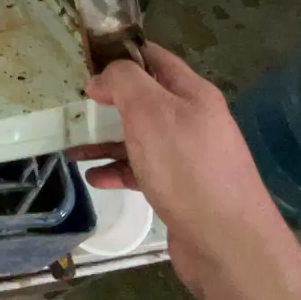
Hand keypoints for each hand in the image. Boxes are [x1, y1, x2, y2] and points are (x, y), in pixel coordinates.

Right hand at [66, 44, 290, 297]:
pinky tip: (94, 177)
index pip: (153, 57)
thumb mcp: (150, 109)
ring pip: (138, 137)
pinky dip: (117, 170)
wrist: (229, 247)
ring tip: (71, 145)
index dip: (119, 53)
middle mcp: (193, 121)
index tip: (85, 59)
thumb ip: (123, 81)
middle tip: (74, 103)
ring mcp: (188, 158)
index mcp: (192, 94)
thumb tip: (102, 79)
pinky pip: (142, 170)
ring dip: (104, 139)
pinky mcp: (181, 190)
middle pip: (143, 99)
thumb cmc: (187, 167)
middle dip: (106, 100)